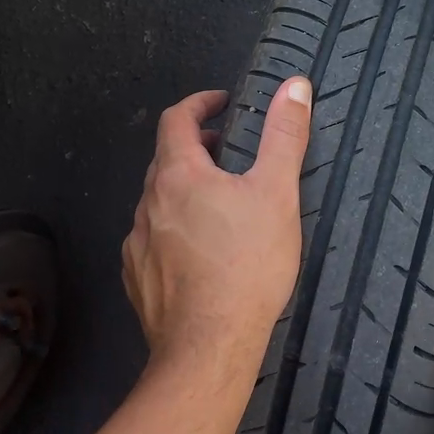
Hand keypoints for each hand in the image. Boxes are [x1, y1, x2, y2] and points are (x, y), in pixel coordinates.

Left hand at [123, 78, 311, 370]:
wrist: (209, 349)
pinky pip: (153, 238)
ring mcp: (137, 245)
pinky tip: (200, 250)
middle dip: (198, 147)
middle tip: (232, 152)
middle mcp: (149, 204)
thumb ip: (284, 135)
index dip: (200, 104)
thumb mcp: (277, 191)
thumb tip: (295, 84)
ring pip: (159, 201)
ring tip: (221, 202)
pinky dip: (175, 227)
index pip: (176, 120)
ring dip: (185, 188)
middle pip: (166, 159)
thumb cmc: (247, 263)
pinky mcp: (138, 280)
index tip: (224, 103)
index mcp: (179, 175)